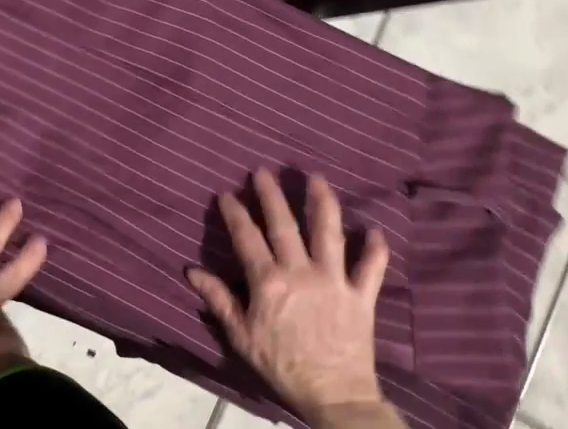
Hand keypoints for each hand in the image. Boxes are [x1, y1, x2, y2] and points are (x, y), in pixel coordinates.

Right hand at [187, 170, 390, 420]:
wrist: (336, 397)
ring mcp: (334, 282)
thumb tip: (192, 271)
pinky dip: (375, 249)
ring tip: (316, 178)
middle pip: (283, 224)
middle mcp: (301, 272)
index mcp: (268, 281)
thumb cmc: (283, 366)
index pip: (246, 236)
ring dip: (322, 203)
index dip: (235, 212)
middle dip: (271, 195)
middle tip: (263, 171)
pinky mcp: (362, 297)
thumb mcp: (242, 336)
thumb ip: (219, 300)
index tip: (226, 194)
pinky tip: (374, 230)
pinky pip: (372, 269)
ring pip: (328, 234)